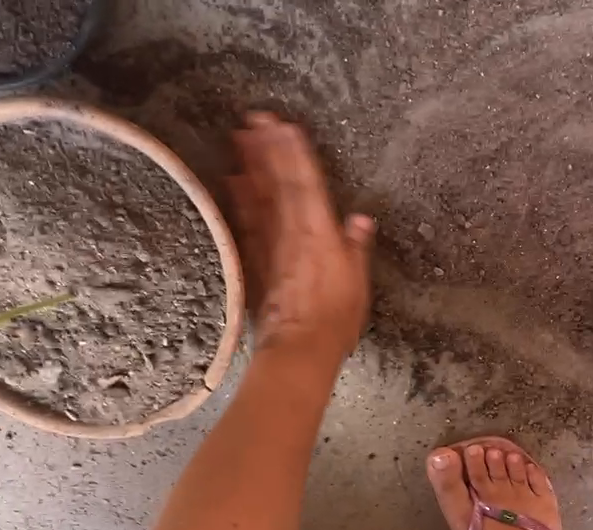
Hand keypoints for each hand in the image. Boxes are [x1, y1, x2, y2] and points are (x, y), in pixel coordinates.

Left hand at [228, 113, 374, 362]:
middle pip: (277, 183)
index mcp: (320, 233)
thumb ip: (355, 248)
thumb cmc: (335, 320)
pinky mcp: (255, 264)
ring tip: (239, 139)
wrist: (299, 348)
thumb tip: (360, 221)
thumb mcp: (358, 283)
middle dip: (267, 150)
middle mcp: (291, 232)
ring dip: (249, 166)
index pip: (307, 183)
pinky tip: (232, 183)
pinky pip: (246, 223)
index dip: (296, 153)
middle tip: (255, 118)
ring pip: (258, 198)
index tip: (285, 125)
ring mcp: (270, 246)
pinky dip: (238, 200)